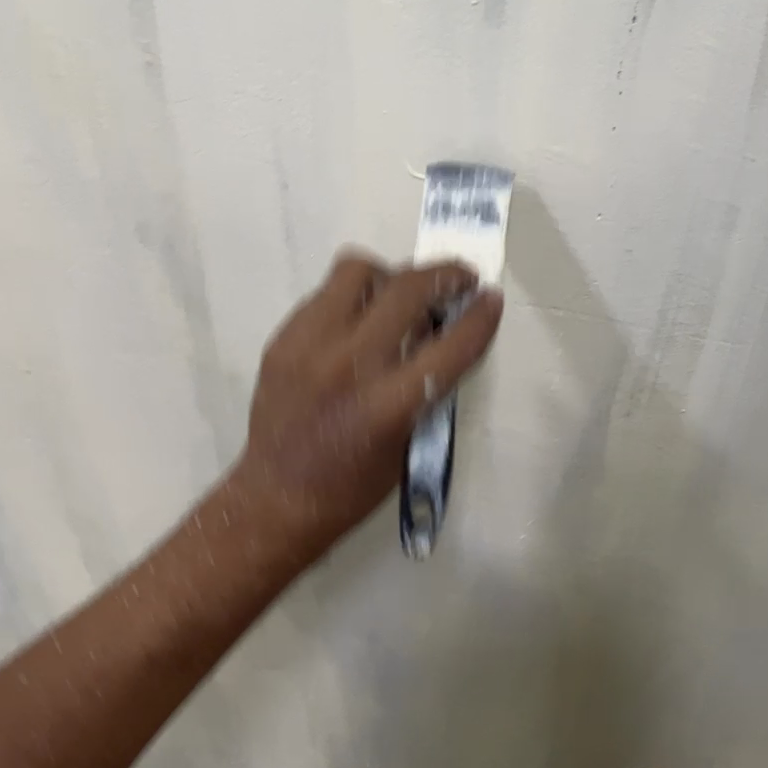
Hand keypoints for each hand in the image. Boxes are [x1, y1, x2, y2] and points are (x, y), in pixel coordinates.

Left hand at [234, 250, 504, 539]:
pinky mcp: (283, 338)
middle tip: (459, 280)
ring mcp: (310, 345)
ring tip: (397, 296)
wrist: (276, 498)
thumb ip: (426, 386)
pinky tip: (357, 321)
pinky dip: (352, 298)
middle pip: (407, 289)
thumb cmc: (353, 484)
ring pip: (357, 269)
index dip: (481, 316)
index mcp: (389, 405)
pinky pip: (325, 293)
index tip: (491, 297)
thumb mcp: (407, 441)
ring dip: (390, 275)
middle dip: (445, 274)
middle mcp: (350, 365)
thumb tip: (436, 329)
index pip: (451, 344)